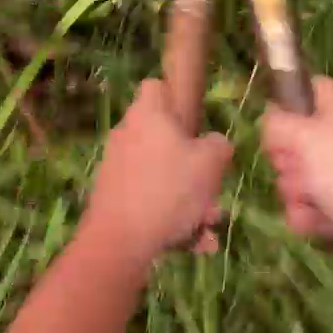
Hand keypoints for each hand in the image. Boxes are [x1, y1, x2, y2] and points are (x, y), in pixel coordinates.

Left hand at [82, 79, 233, 264]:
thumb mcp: (210, 164)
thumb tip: (215, 143)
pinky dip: (173, 219)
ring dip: (189, 199)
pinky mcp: (114, 196)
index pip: (157, 87)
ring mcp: (118, 166)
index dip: (177, 98)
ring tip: (210, 225)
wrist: (119, 240)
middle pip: (165, 138)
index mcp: (148, 114)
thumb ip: (219, 146)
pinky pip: (150, 200)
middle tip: (213, 190)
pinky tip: (196, 244)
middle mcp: (128, 133)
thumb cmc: (168, 189)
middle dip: (194, 167)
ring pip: (163, 175)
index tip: (194, 122)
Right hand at [262, 77, 332, 276]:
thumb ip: (275, 123)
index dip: (283, 108)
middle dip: (287, 162)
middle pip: (294, 139)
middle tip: (298, 168)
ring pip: (300, 176)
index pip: (300, 90)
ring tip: (310, 202)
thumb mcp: (303, 135)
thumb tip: (270, 123)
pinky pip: (313, 205)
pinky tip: (316, 223)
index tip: (275, 128)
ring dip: (296, 193)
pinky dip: (310, 216)